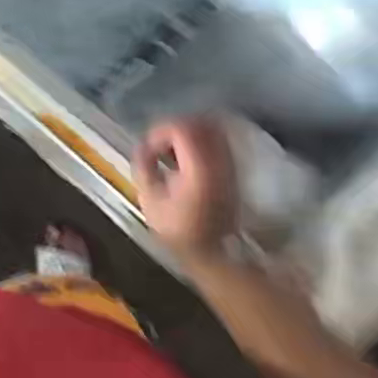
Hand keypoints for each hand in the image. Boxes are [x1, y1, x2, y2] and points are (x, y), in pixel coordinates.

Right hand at [135, 117, 239, 261]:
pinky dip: (201, 144)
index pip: (183, 129)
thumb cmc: (179, 229)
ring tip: (172, 151)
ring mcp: (232, 167)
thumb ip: (143, 167)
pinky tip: (187, 160)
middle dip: (175, 128)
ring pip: (214, 132)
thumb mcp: (150, 199)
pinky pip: (219, 144)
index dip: (160, 131)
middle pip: (202, 124)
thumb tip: (142, 149)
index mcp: (199, 169)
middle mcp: (221, 163)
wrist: (216, 253)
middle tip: (159, 142)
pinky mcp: (235, 173)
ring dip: (190, 134)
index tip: (149, 146)